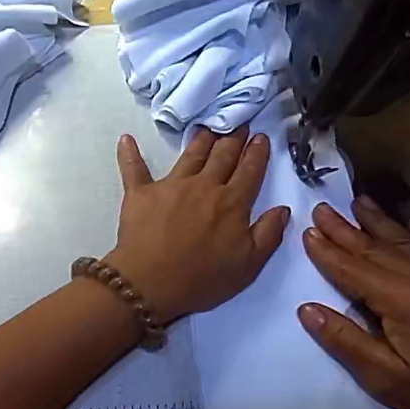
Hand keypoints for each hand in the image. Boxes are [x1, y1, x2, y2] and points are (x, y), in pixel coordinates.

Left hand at [106, 126, 290, 324]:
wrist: (151, 283)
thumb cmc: (202, 279)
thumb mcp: (248, 265)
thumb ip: (268, 234)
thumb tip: (282, 209)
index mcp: (232, 203)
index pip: (249, 171)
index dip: (257, 153)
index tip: (260, 138)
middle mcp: (204, 186)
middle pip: (222, 156)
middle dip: (233, 139)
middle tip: (239, 125)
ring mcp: (171, 186)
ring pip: (190, 156)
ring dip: (201, 140)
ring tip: (208, 128)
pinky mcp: (141, 193)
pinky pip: (134, 168)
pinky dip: (130, 154)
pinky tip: (126, 140)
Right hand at [297, 197, 409, 408]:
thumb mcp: (384, 378)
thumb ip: (345, 341)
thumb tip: (307, 309)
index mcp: (400, 300)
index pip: (353, 270)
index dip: (327, 252)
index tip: (307, 232)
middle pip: (376, 248)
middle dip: (345, 229)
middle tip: (322, 208)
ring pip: (408, 241)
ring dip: (380, 222)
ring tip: (358, 203)